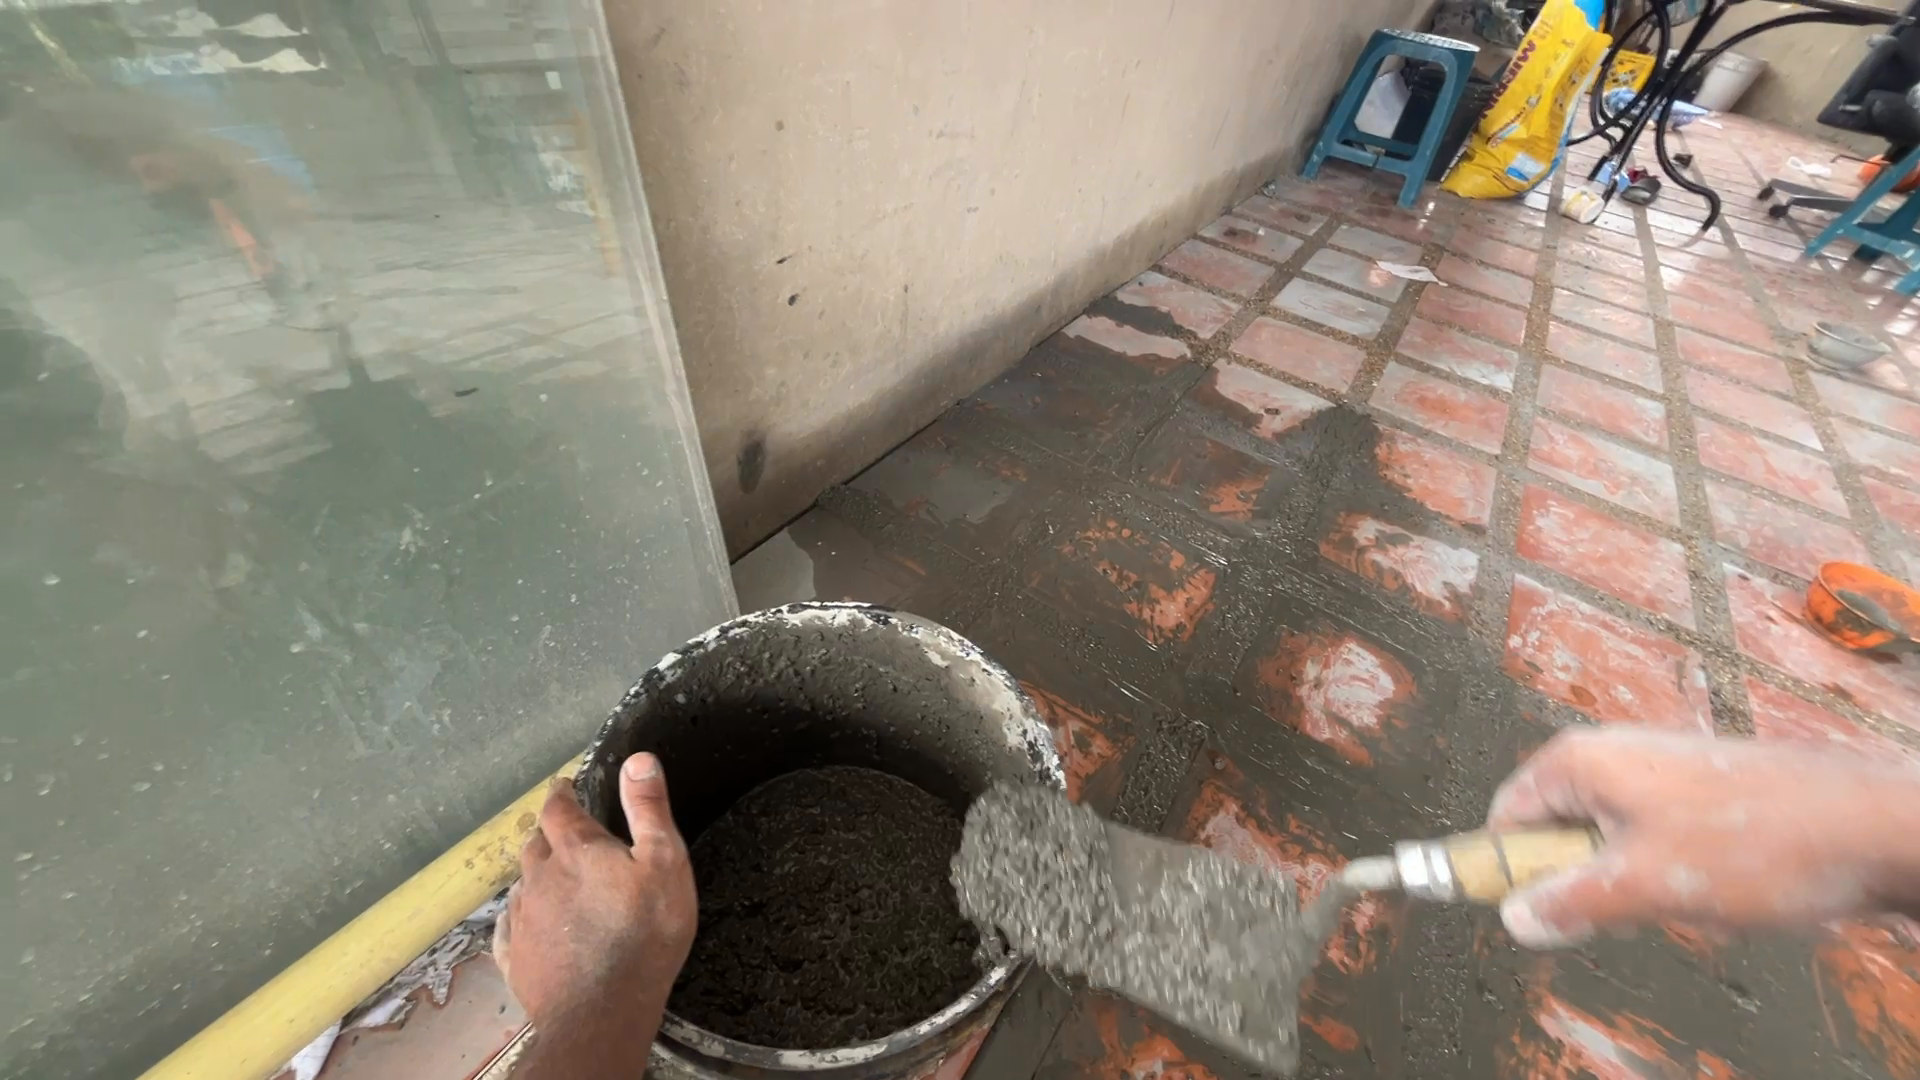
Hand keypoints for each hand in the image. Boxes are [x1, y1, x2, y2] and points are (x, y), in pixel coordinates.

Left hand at [494, 754, 696, 1046]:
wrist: (604, 1011)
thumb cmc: (646, 929)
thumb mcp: (664, 860)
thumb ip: (648, 808)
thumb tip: (638, 758)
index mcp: (578, 850)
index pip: (559, 809)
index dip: (561, 794)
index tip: (564, 786)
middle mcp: (542, 878)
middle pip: (537, 844)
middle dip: (551, 834)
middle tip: (569, 834)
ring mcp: (524, 919)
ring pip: (524, 883)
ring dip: (539, 873)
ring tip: (558, 878)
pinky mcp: (516, 957)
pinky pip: (512, 925)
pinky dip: (522, 915)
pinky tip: (532, 922)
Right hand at [1487, 728, 1919, 947]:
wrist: (1887, 825)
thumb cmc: (1753, 845)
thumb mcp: (1646, 887)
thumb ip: (1570, 904)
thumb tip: (1513, 921)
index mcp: (1574, 761)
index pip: (1507, 814)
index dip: (1510, 864)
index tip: (1531, 907)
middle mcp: (1603, 752)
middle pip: (1557, 823)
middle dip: (1584, 875)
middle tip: (1623, 911)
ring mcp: (1652, 763)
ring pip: (1607, 831)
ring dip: (1630, 874)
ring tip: (1684, 900)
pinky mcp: (1694, 781)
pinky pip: (1650, 826)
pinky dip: (1667, 862)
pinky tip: (1716, 887)